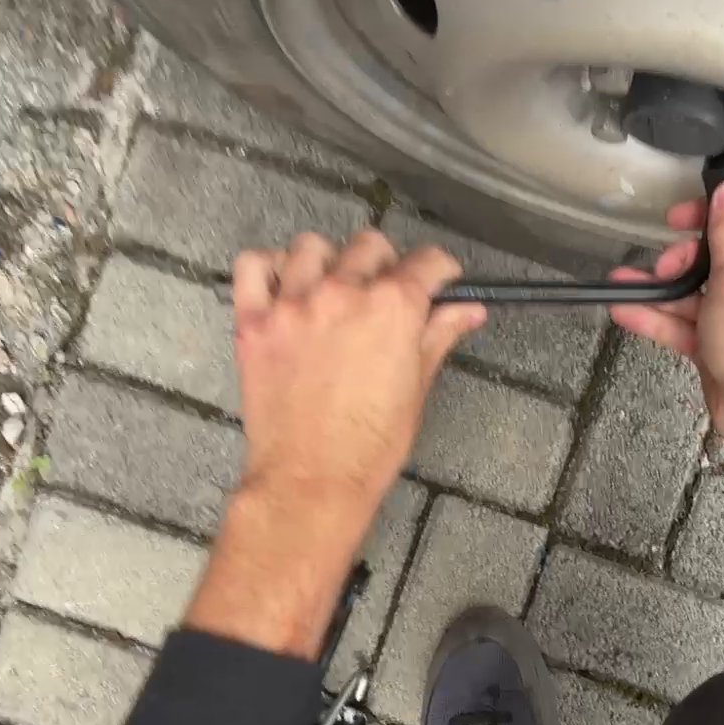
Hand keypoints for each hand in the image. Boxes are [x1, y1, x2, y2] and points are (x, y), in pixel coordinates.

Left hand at [231, 230, 484, 511]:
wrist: (313, 479)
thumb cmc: (372, 444)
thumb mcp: (417, 386)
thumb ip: (439, 335)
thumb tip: (469, 310)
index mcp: (393, 308)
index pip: (427, 262)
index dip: (441, 272)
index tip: (440, 282)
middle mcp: (343, 293)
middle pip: (371, 245)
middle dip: (387, 264)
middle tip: (386, 295)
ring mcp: (294, 304)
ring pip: (312, 246)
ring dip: (330, 261)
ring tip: (334, 291)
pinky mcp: (254, 321)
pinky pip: (254, 265)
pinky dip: (271, 268)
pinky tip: (287, 289)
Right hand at [610, 183, 723, 506]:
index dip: (703, 216)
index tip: (672, 219)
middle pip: (708, 259)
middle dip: (678, 260)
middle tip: (663, 269)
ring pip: (688, 295)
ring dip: (656, 290)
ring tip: (619, 284)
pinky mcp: (712, 345)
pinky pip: (681, 323)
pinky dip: (656, 318)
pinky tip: (623, 311)